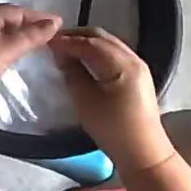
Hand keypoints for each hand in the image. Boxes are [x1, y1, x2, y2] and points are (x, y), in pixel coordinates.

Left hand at [0, 4, 62, 120]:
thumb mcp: (4, 50)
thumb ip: (30, 36)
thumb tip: (55, 22)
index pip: (14, 11)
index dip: (37, 16)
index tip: (59, 22)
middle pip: (6, 21)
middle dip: (29, 25)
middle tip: (53, 32)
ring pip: (0, 36)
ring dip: (19, 37)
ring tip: (41, 44)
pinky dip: (9, 50)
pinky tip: (18, 57)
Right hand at [48, 28, 172, 172]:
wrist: (144, 154)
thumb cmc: (113, 129)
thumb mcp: (86, 102)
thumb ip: (72, 74)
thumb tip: (61, 55)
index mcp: (122, 65)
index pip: (90, 44)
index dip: (67, 41)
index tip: (46, 40)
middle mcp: (133, 59)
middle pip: (101, 37)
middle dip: (76, 36)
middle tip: (54, 41)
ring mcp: (138, 66)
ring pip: (108, 43)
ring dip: (86, 42)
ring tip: (66, 49)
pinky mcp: (137, 75)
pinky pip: (113, 53)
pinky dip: (96, 51)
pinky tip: (83, 58)